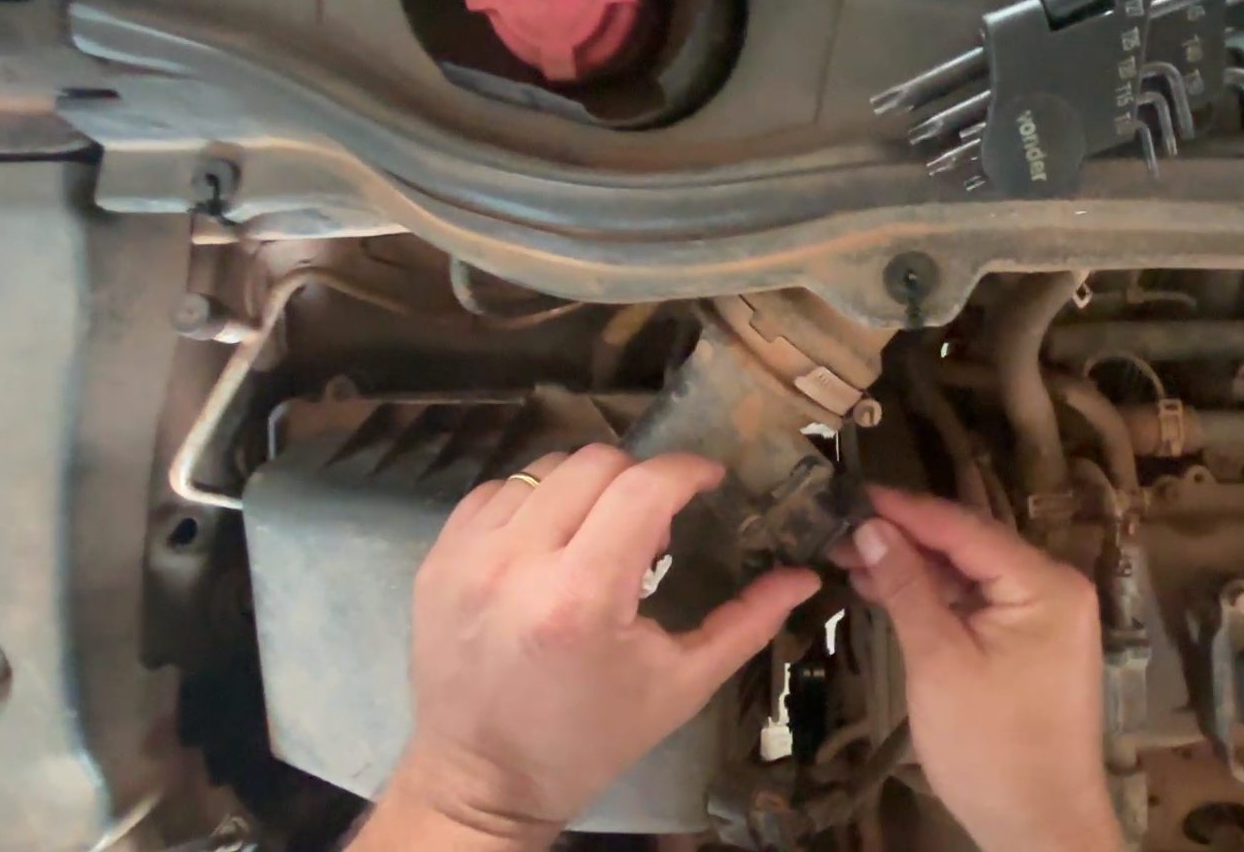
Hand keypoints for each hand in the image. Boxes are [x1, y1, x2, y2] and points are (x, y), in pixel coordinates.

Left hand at [354, 445, 820, 850]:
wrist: (479, 781)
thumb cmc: (591, 736)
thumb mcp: (682, 685)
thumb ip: (749, 622)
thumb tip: (807, 575)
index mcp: (581, 599)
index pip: (643, 488)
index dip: (687, 470)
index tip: (709, 480)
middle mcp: (516, 564)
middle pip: (596, 463)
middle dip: (641, 477)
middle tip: (657, 517)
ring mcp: (466, 556)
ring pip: (547, 466)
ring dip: (589, 484)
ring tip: (603, 526)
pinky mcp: (437, 557)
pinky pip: (500, 488)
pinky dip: (538, 497)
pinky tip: (552, 536)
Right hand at [833, 487, 1123, 851]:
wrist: (1039, 835)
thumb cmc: (990, 747)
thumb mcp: (938, 660)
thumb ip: (905, 585)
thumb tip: (869, 525)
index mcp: (1044, 584)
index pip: (964, 527)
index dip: (905, 509)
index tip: (854, 491)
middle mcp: (1050, 585)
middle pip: (965, 545)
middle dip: (903, 538)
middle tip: (843, 530)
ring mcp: (1040, 613)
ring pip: (964, 571)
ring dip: (911, 566)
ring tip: (850, 556)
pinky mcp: (1025, 637)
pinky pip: (972, 599)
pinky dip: (930, 595)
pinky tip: (882, 587)